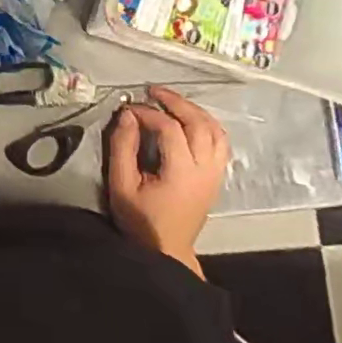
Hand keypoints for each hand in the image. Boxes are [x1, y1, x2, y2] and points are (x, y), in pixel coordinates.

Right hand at [106, 86, 230, 276]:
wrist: (166, 250)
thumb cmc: (140, 221)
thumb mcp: (122, 185)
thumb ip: (123, 149)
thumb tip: (127, 116)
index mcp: (182, 170)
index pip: (170, 128)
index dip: (149, 113)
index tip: (128, 108)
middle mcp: (206, 167)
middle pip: (199, 122)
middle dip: (176, 102)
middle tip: (154, 91)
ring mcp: (216, 172)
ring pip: (215, 130)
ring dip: (194, 111)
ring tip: (172, 103)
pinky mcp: (217, 176)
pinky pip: (219, 141)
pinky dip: (205, 125)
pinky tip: (189, 122)